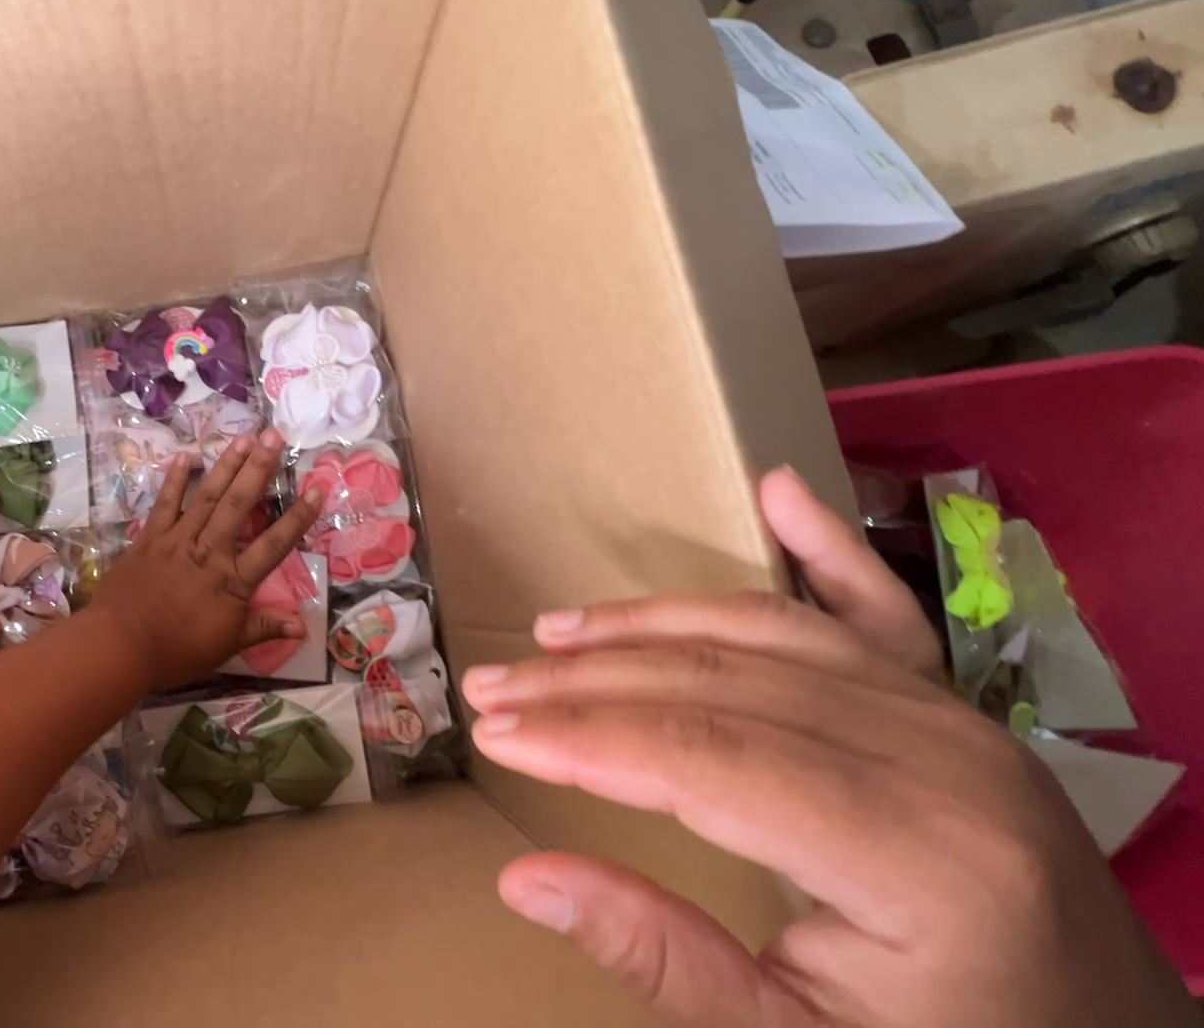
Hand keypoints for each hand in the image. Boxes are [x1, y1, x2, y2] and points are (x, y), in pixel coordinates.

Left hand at [87, 429, 321, 690]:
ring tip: (244, 437)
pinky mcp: (149, 538)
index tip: (318, 488)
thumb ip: (264, 627)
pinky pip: (164, 503)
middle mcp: (209, 551)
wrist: (119, 646)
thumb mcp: (227, 645)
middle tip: (274, 436)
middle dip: (258, 469)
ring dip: (226, 465)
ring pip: (206, 496)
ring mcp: (177, 540)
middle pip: (238, 505)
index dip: (298, 516)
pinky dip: (175, 479)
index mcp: (233, 580)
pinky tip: (187, 456)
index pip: (275, 544)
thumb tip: (304, 627)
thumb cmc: (177, 650)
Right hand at [463, 468, 1197, 1027]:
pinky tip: (774, 493)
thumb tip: (522, 878)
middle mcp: (945, 762)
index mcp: (919, 860)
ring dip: (646, 623)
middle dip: (586, 681)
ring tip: (554, 631)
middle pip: (720, 682)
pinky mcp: (956, 710)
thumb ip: (658, 958)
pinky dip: (821, 547)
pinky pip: (875, 612)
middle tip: (492, 685)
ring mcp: (958, 721)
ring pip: (767, 634)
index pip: (702, 757)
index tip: (494, 732)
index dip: (581, 738)